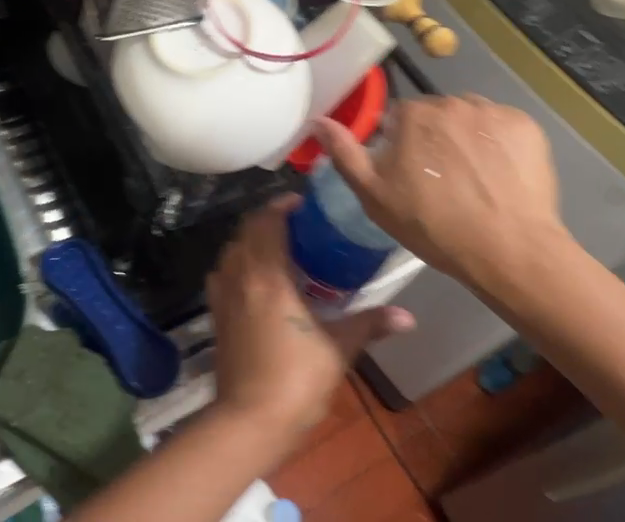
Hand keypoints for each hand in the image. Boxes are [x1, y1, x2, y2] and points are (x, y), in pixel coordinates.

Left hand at [206, 196, 413, 440]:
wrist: (249, 420)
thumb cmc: (296, 379)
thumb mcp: (338, 349)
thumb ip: (369, 324)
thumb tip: (408, 316)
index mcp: (267, 275)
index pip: (267, 222)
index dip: (281, 206)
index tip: (302, 204)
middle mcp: (239, 276)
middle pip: (246, 231)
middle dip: (267, 220)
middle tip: (297, 224)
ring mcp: (223, 296)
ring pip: (231, 251)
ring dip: (251, 240)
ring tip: (279, 248)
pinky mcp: (216, 315)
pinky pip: (223, 274)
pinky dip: (238, 264)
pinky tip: (256, 279)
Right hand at [314, 94, 572, 303]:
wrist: (508, 248)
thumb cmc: (434, 225)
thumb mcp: (374, 196)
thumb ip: (345, 153)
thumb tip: (319, 120)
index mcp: (410, 114)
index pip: (398, 119)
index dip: (402, 147)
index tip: (411, 176)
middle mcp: (450, 102)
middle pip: (436, 115)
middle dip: (435, 140)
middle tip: (442, 183)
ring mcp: (491, 111)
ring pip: (469, 119)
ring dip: (467, 139)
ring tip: (474, 180)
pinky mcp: (526, 125)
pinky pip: (503, 127)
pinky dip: (500, 145)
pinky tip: (500, 175)